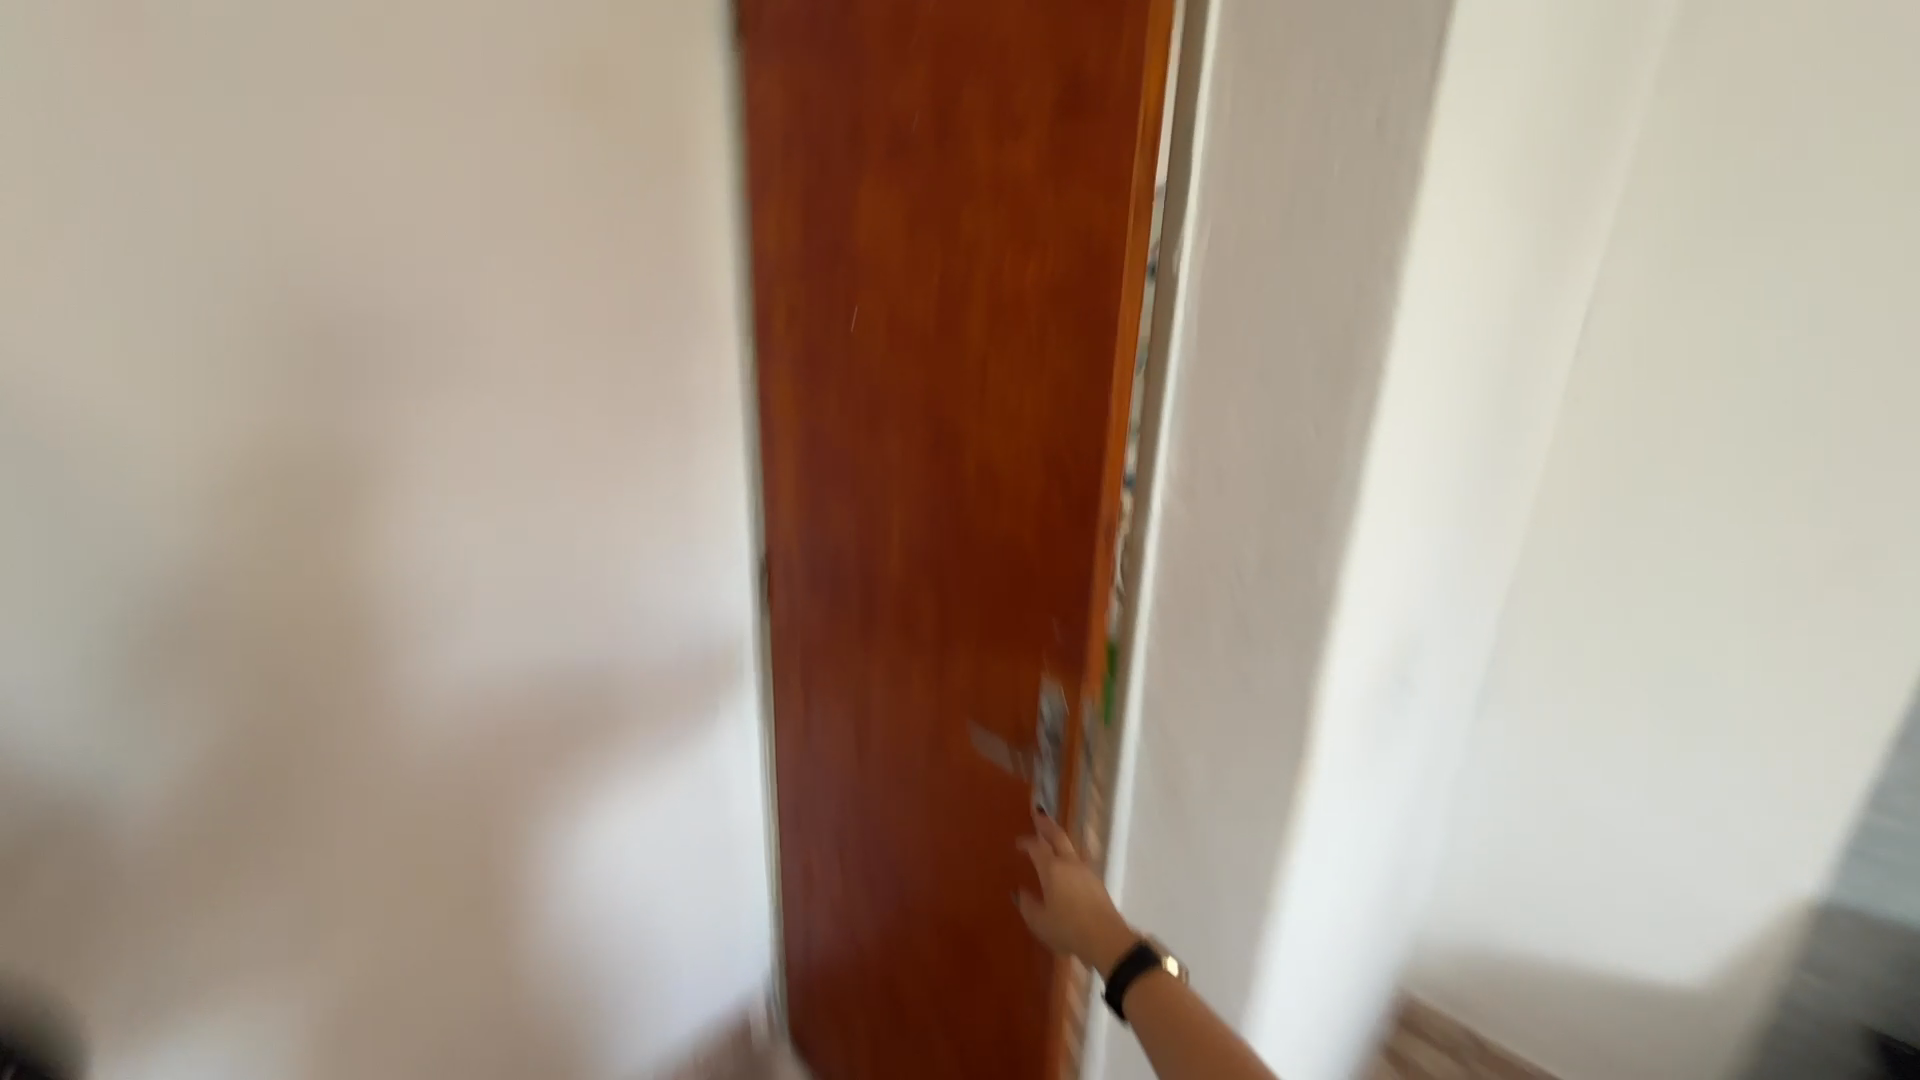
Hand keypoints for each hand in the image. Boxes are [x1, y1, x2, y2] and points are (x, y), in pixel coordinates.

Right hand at [1016, 809, 1137, 973]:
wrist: (1105, 939)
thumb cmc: (1067, 929)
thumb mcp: (1039, 921)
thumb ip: (1027, 905)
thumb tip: (1020, 892)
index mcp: (1052, 869)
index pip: (1037, 847)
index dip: (1026, 842)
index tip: (1018, 842)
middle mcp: (1069, 864)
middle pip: (1058, 837)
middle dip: (1047, 825)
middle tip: (1038, 815)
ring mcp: (1086, 871)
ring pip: (1071, 848)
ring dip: (1060, 841)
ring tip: (1052, 842)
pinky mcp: (1097, 882)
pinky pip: (1078, 863)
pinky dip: (1069, 858)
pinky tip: (1066, 869)